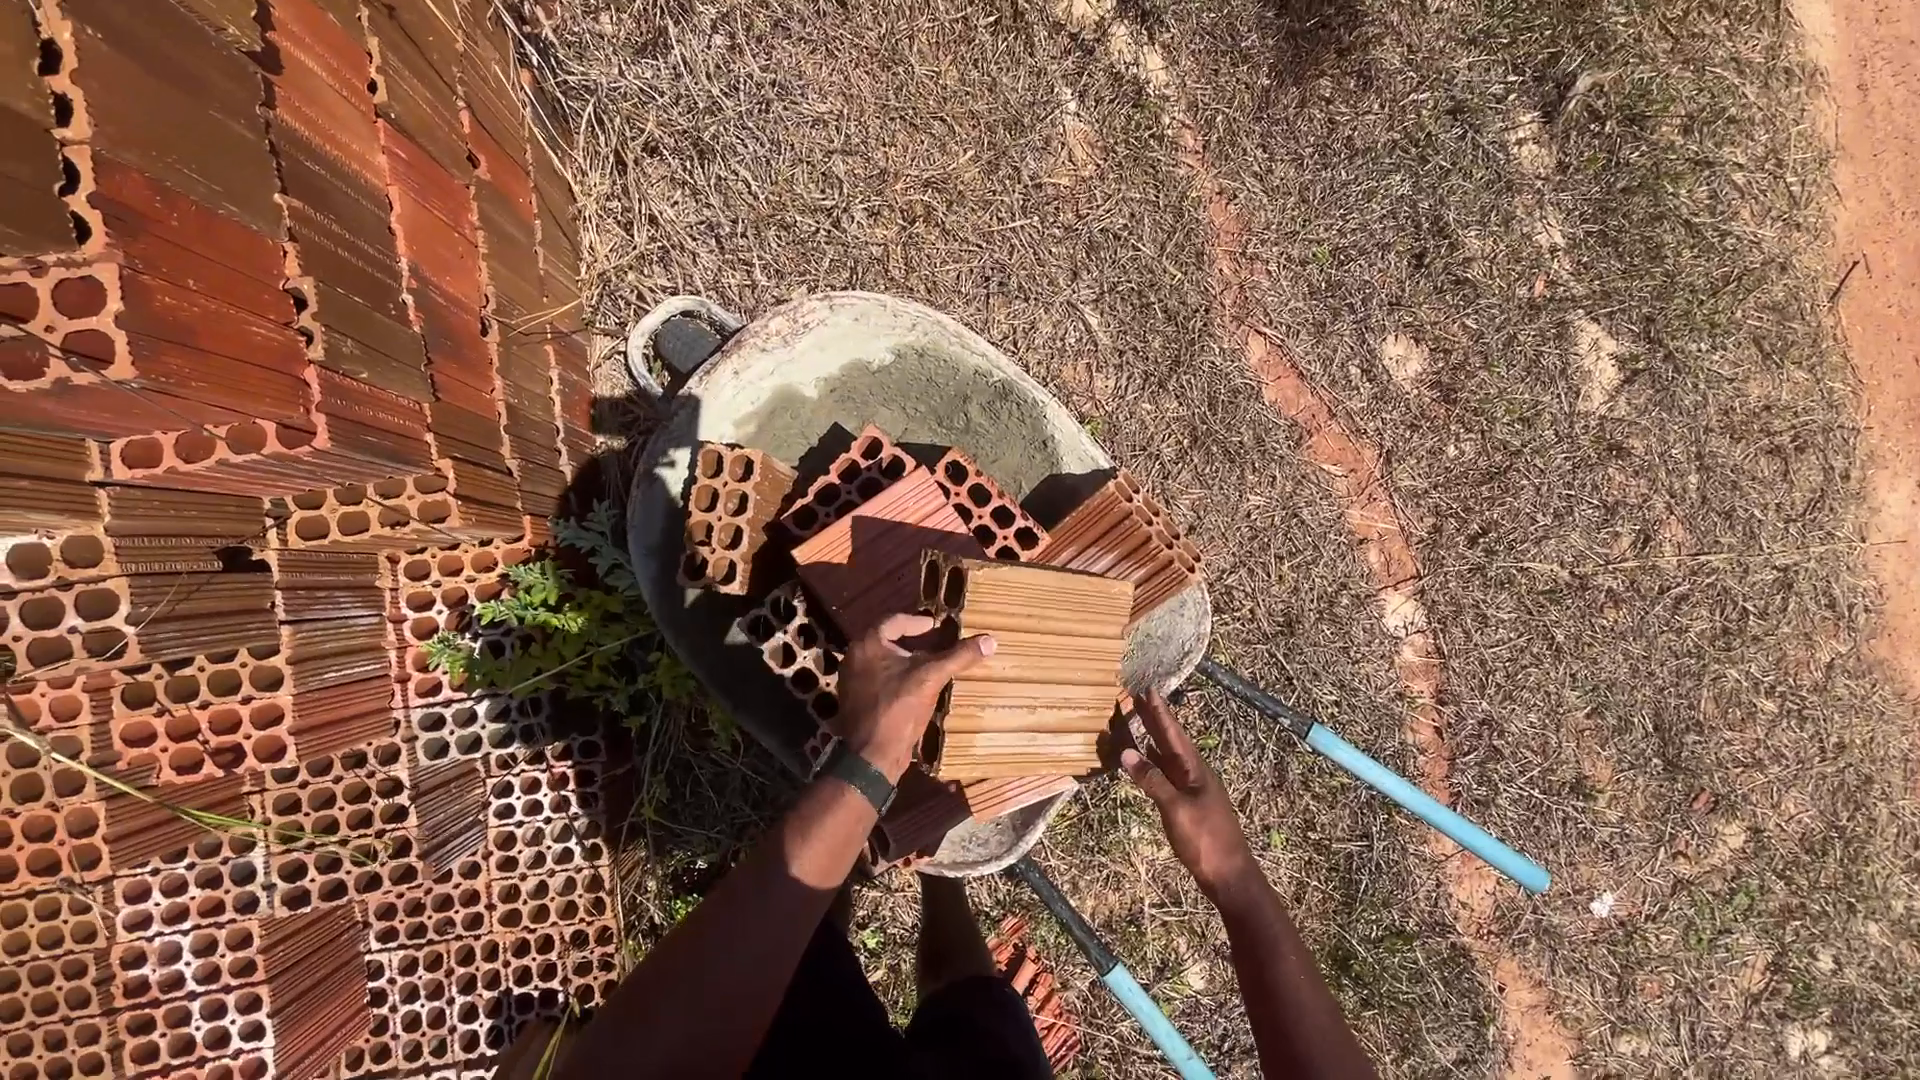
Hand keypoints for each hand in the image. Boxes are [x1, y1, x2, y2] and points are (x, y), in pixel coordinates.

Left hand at [832, 614, 994, 782]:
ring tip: (927, 663)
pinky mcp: (857, 701)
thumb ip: (958, 657)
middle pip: (886, 640)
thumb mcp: (931, 678)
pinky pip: (879, 679)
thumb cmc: (898, 709)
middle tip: (933, 640)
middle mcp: (855, 658)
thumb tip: (990, 640)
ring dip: (904, 660)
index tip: (934, 624)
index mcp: (867, 645)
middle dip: (910, 640)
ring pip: (882, 661)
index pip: (893, 621)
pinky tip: (915, 687)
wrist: (871, 756)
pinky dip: (897, 677)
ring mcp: (853, 681)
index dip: (916, 621)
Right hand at [1121, 690, 1261, 903]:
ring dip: (1152, 739)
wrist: (1230, 876)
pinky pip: (1166, 774)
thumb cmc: (1206, 840)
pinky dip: (1153, 762)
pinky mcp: (1187, 804)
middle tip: (1137, 696)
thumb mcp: (1176, 808)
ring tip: (1138, 721)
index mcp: (1195, 769)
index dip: (1159, 712)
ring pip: (1167, 757)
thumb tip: (1127, 752)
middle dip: (1154, 719)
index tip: (1147, 689)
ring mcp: (1192, 789)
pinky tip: (1145, 760)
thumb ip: (1151, 780)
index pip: (1172, 733)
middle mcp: (1194, 774)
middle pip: (1170, 741)